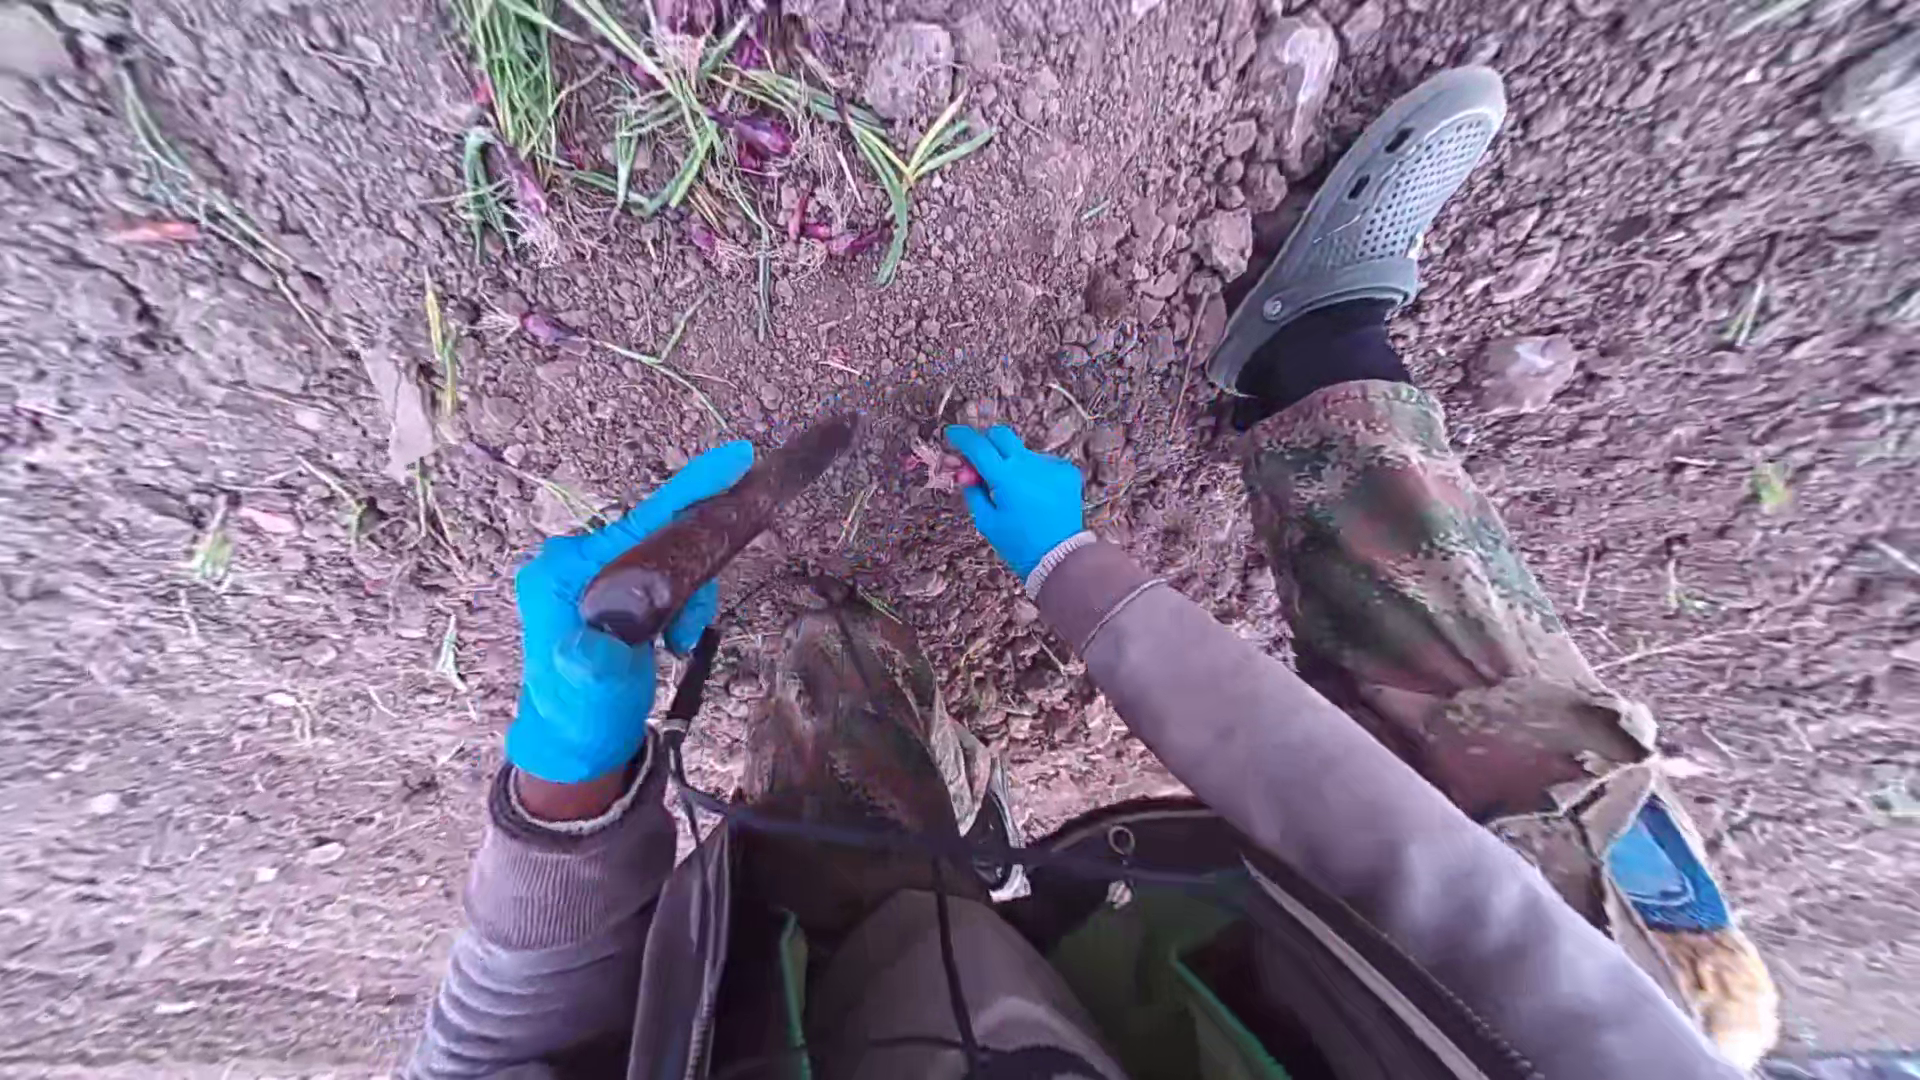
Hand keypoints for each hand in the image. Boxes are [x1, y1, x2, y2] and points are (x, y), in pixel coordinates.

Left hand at [506, 441, 753, 785]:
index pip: (643, 522)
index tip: (737, 459)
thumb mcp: (590, 688)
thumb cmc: (583, 711)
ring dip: (690, 595)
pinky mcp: (616, 587)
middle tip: (685, 628)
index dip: (693, 491)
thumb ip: (593, 662)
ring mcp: (597, 573)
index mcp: (566, 572)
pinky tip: (673, 635)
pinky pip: (668, 572)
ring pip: (672, 557)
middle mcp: (578, 562)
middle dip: (691, 577)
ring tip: (678, 640)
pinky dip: (684, 600)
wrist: (579, 738)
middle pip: (663, 537)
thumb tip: (588, 644)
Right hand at [945, 424, 1084, 577]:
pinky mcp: (1066, 472)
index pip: (977, 446)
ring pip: (1022, 452)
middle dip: (986, 442)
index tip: (953, 434)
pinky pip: (1042, 464)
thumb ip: (973, 491)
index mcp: (1006, 477)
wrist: (1060, 558)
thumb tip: (965, 472)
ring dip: (1011, 463)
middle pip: (1001, 435)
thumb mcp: (987, 521)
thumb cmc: (1019, 544)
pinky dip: (1033, 474)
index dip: (961, 437)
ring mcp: (1050, 466)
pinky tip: (1034, 496)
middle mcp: (1029, 464)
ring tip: (1014, 493)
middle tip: (980, 462)